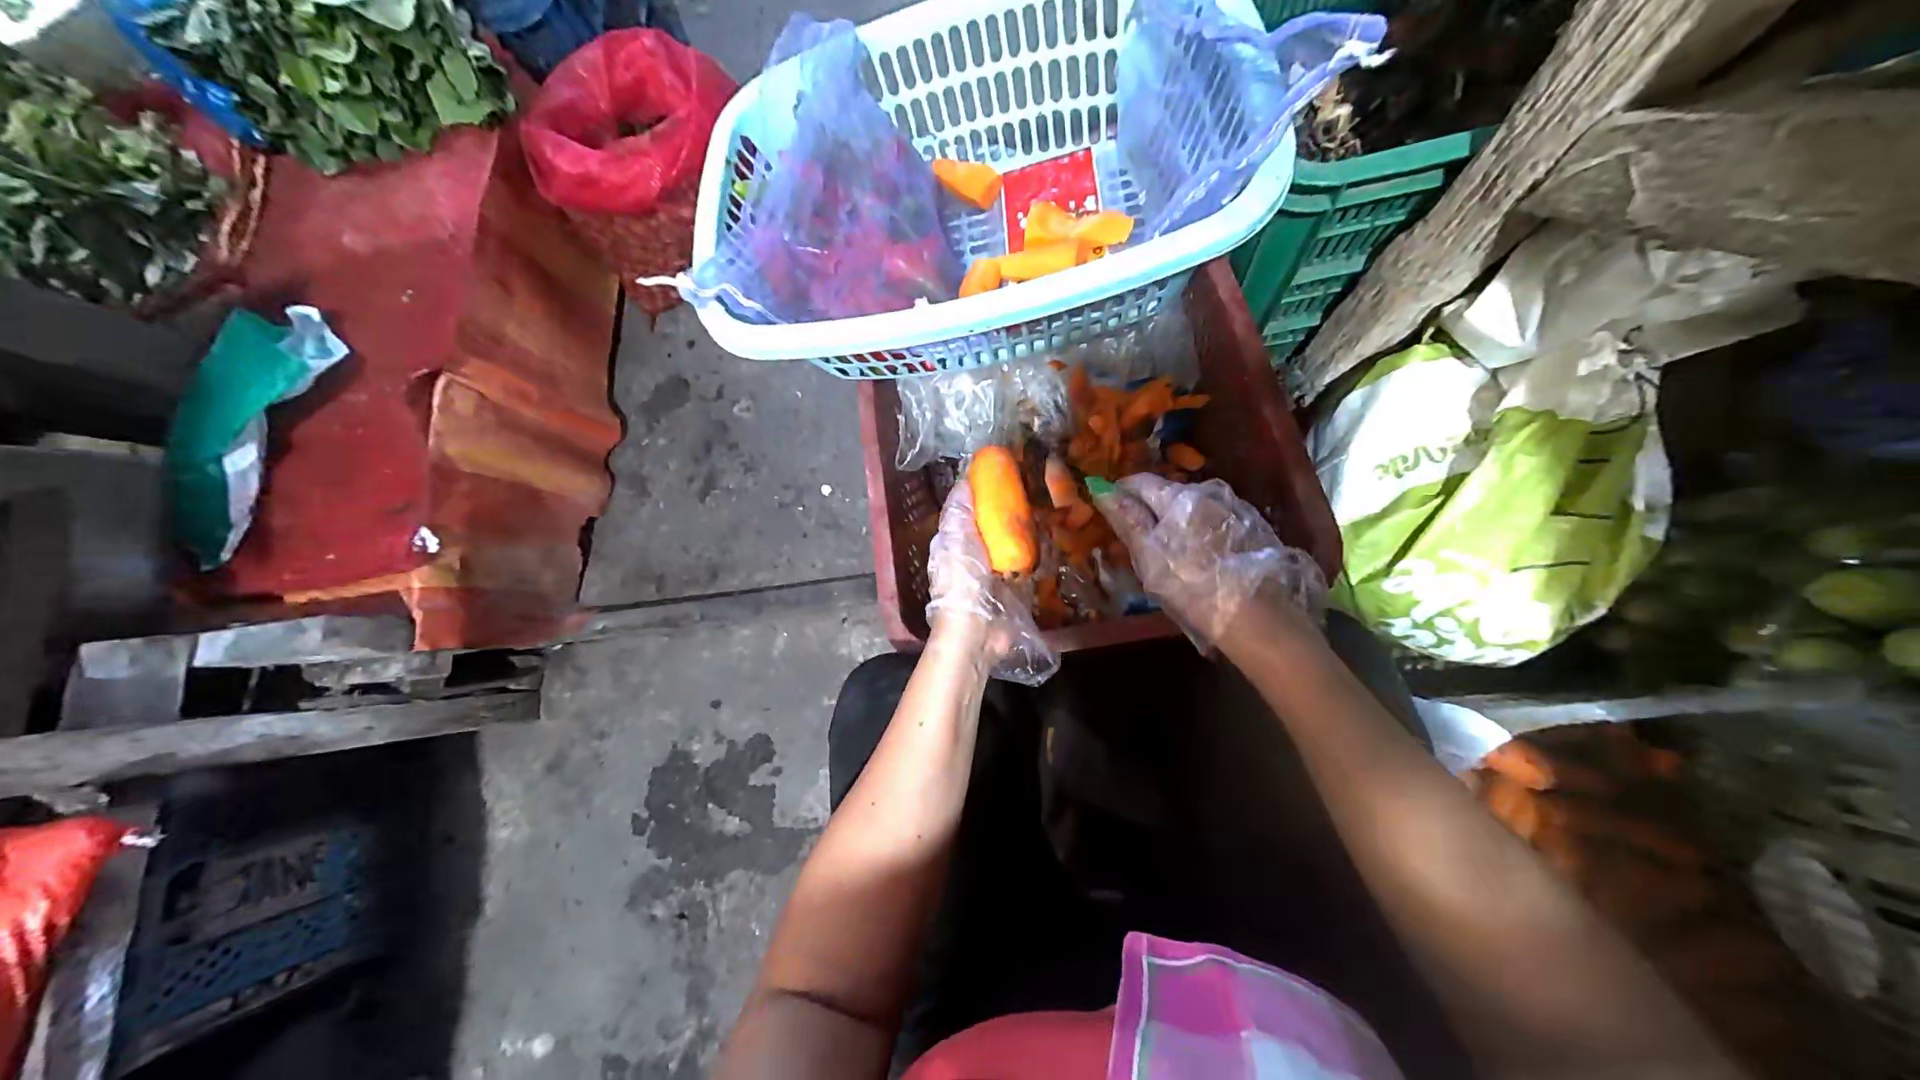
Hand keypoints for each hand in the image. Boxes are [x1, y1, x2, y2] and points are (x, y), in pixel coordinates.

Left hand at [925, 479, 1059, 684]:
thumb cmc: (962, 580)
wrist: (978, 629)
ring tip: (1048, 502)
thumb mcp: (956, 539)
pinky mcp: (1017, 585)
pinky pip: (1030, 560)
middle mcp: (975, 553)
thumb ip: (960, 512)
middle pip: (994, 523)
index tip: (1005, 469)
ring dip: (1027, 525)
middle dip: (1010, 507)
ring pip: (1013, 539)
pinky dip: (1040, 548)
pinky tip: (1054, 531)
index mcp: (955, 541)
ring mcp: (997, 570)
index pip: (969, 508)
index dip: (983, 489)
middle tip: (1033, 485)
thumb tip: (965, 482)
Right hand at [1091, 474, 1326, 650]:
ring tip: (1175, 553)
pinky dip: (1205, 534)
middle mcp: (1209, 491)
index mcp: (1178, 495)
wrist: (1256, 614)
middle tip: (1141, 539)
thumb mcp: (1148, 555)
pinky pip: (1218, 523)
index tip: (1112, 510)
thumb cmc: (1189, 583)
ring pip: (1196, 508)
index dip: (1122, 493)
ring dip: (1181, 522)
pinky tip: (1205, 559)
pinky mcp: (1255, 528)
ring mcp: (1236, 508)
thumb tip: (1100, 488)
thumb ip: (1126, 519)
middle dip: (1153, 510)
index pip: (1140, 481)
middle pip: (1169, 494)